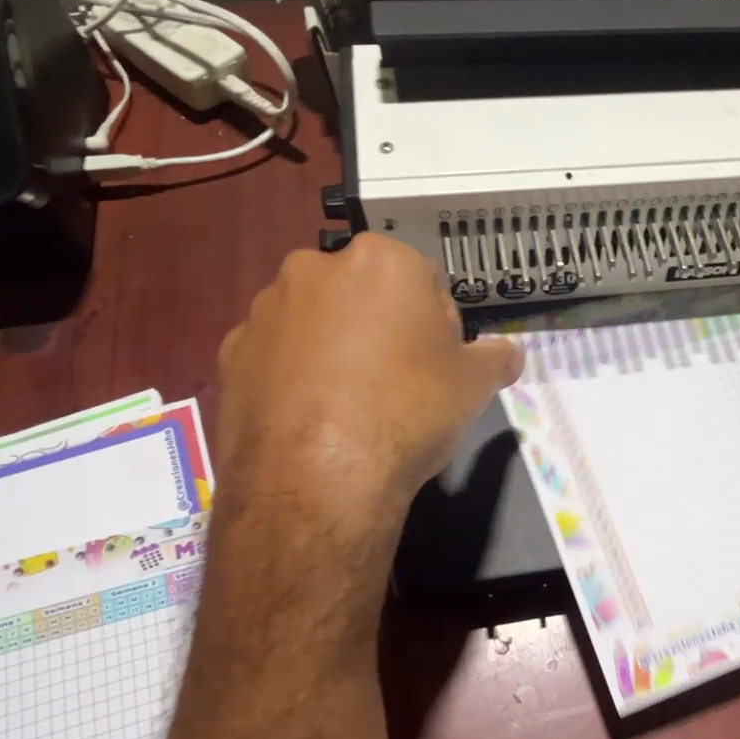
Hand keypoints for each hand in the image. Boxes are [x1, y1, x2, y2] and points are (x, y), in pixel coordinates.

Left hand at [216, 235, 524, 522]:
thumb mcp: (475, 384)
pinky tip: (315, 420)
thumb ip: (496, 358)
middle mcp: (314, 269)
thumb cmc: (409, 411)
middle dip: (382, 328)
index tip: (439, 364)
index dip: (438, 325)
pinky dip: (295, 378)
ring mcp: (265, 311)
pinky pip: (278, 358)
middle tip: (400, 385)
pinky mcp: (231, 355)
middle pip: (365, 295)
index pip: (424, 281)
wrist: (319, 478)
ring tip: (353, 408)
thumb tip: (508, 355)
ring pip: (317, 323)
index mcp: (380, 260)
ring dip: (336, 350)